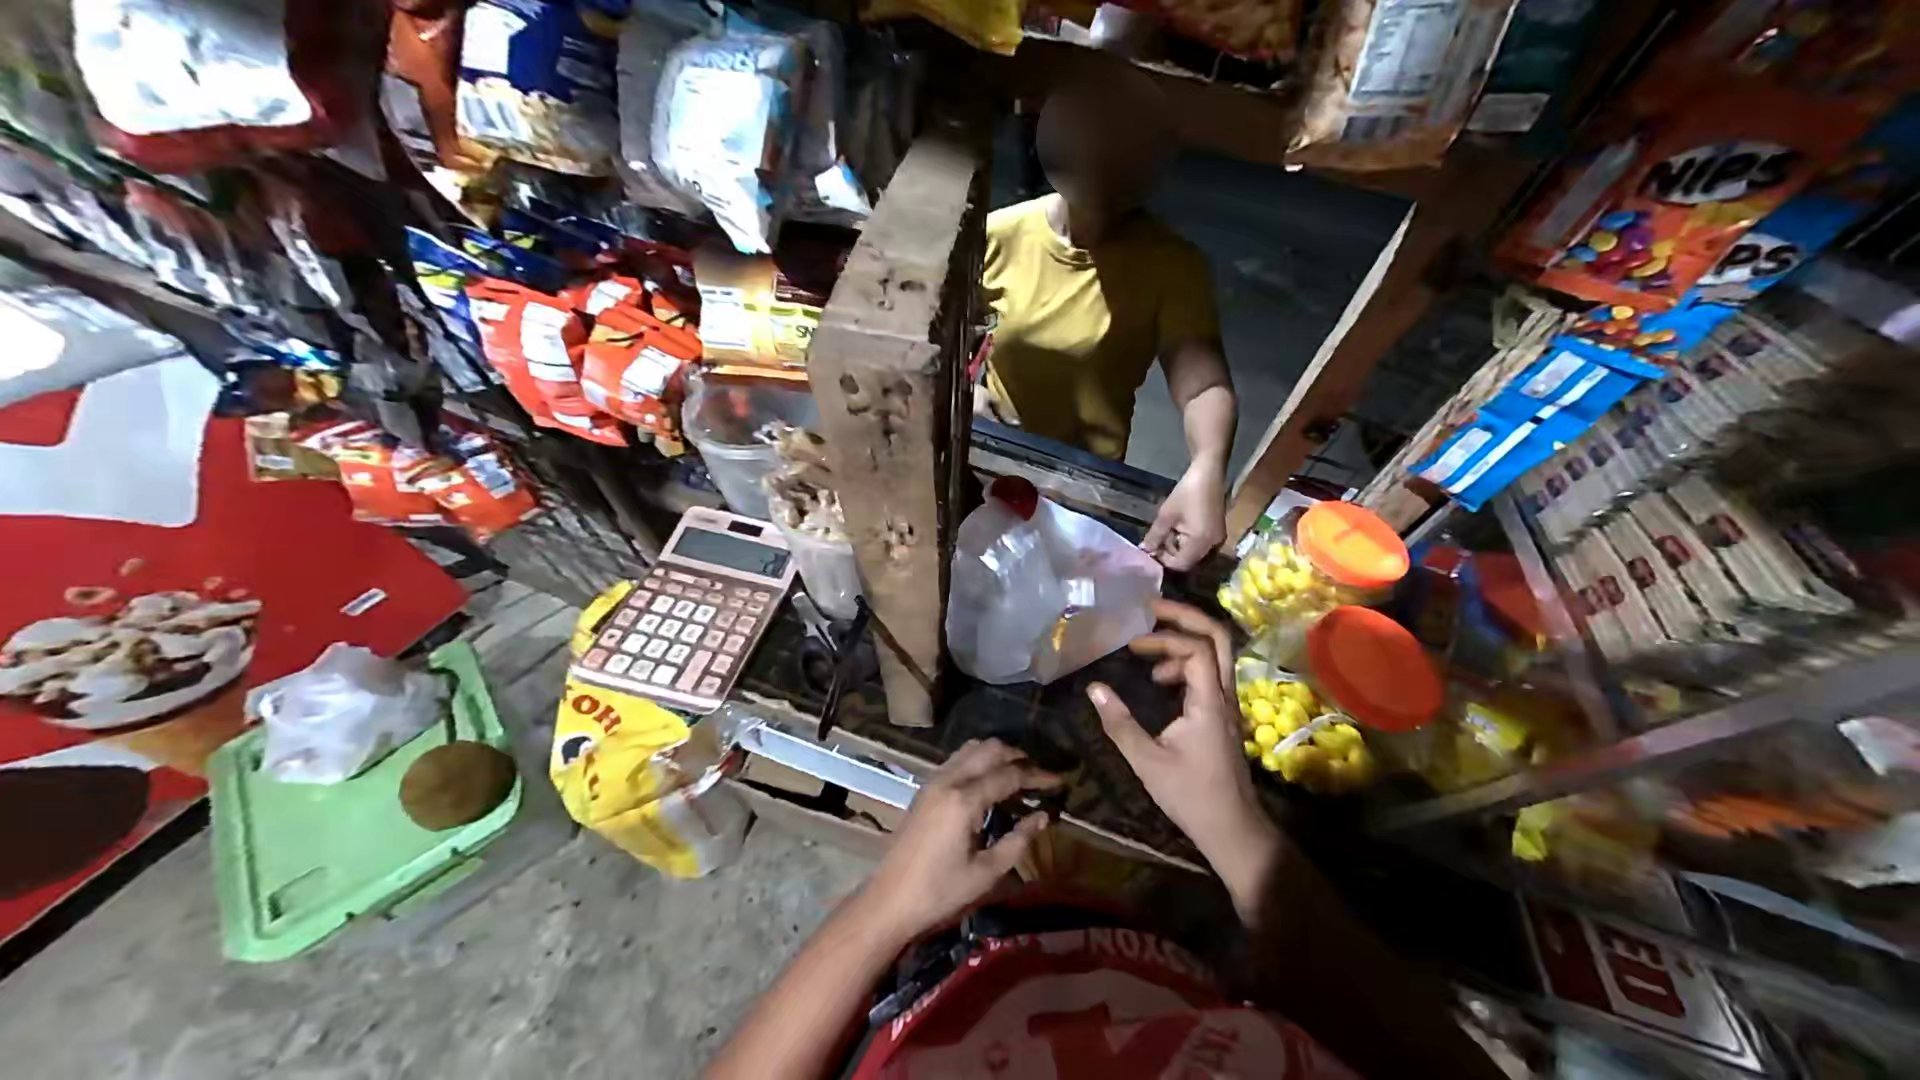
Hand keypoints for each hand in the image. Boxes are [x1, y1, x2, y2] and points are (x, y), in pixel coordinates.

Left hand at [854, 740, 1059, 943]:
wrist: (889, 900)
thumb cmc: (940, 892)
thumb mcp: (986, 873)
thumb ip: (1018, 840)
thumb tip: (1043, 816)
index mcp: (965, 800)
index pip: (1010, 774)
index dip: (1038, 776)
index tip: (1060, 781)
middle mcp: (949, 780)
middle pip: (990, 749)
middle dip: (1019, 757)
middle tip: (1040, 776)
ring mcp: (933, 780)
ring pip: (971, 749)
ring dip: (997, 755)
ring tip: (1018, 775)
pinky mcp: (925, 788)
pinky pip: (957, 759)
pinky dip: (979, 761)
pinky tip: (990, 782)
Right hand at [1087, 601, 1278, 876]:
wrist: (1232, 828)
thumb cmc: (1190, 796)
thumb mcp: (1146, 761)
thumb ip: (1119, 722)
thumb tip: (1094, 688)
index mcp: (1208, 702)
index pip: (1197, 648)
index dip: (1166, 637)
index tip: (1133, 643)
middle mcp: (1223, 695)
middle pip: (1217, 637)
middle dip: (1185, 617)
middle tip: (1150, 610)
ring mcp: (1226, 704)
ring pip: (1216, 653)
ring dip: (1182, 642)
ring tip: (1145, 653)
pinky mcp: (1221, 714)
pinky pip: (1209, 672)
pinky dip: (1184, 663)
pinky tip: (1159, 682)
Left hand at [1143, 462, 1225, 570]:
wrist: (1208, 472)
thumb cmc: (1186, 493)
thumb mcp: (1166, 516)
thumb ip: (1155, 536)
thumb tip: (1144, 551)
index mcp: (1201, 543)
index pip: (1180, 565)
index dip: (1163, 562)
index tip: (1150, 552)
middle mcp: (1213, 546)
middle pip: (1188, 562)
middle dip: (1169, 555)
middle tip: (1155, 543)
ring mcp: (1217, 539)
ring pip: (1193, 554)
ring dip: (1177, 548)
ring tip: (1164, 534)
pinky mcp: (1217, 532)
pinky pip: (1199, 545)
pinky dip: (1186, 542)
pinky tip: (1177, 529)